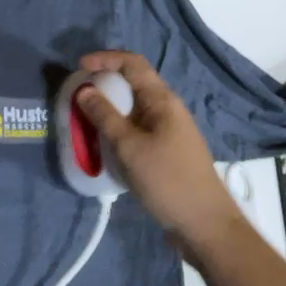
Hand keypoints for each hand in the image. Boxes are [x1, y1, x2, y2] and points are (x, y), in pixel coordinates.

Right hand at [75, 51, 242, 256]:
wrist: (206, 226)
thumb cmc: (168, 181)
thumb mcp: (130, 147)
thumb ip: (105, 117)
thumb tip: (85, 90)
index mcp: (163, 100)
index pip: (133, 64)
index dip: (105, 59)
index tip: (80, 67)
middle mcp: (168, 109)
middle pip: (133, 84)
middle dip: (104, 85)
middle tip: (78, 97)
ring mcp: (169, 131)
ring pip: (134, 109)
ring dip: (110, 110)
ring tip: (86, 122)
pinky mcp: (167, 151)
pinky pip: (137, 129)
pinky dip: (119, 130)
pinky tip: (106, 147)